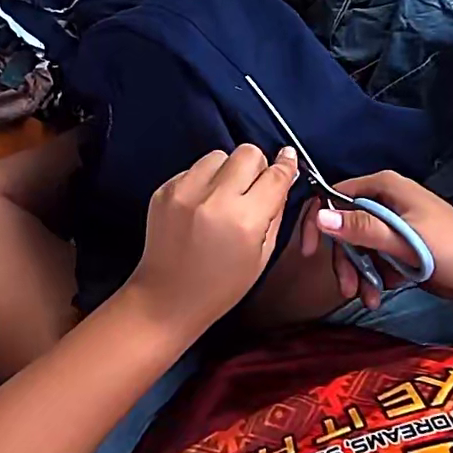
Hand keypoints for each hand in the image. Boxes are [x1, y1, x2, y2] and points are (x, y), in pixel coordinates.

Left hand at [126, 144, 298, 333]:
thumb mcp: (262, 254)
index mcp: (244, 220)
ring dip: (228, 171)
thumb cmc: (221, 286)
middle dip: (257, 166)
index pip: (275, 175)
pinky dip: (204, 182)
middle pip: (248, 153)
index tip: (288, 159)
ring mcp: (184, 192)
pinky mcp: (164, 191)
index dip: (286, 166)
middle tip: (252, 188)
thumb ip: (276, 212)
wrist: (166, 299)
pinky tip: (201, 207)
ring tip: (223, 198)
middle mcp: (214, 199)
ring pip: (219, 155)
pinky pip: (194, 169)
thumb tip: (284, 178)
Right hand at [299, 170, 452, 305]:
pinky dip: (374, 276)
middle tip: (348, 288)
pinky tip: (382, 293)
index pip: (334, 196)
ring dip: (359, 274)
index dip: (318, 222)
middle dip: (345, 260)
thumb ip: (361, 228)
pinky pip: (375, 257)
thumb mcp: (402, 240)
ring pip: (359, 246)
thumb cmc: (449, 250)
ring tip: (369, 299)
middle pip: (345, 226)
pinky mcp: (400, 244)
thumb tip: (319, 217)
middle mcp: (386, 200)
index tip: (307, 252)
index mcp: (385, 187)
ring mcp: (393, 223)